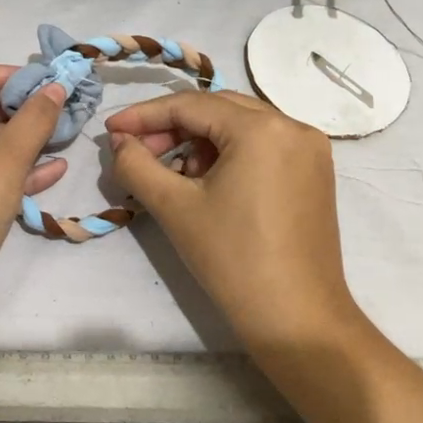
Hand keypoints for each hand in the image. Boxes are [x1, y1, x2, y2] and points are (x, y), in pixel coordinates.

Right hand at [105, 91, 360, 347]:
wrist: (296, 317)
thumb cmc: (232, 258)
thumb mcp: (174, 207)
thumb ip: (137, 165)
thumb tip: (120, 142)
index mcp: (262, 128)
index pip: (190, 105)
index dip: (144, 115)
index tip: (109, 130)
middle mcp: (293, 127)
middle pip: (218, 109)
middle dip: (171, 126)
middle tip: (134, 150)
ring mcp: (309, 151)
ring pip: (240, 127)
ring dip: (198, 140)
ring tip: (167, 170)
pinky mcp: (313, 174)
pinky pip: (262, 146)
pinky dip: (227, 154)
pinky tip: (203, 180)